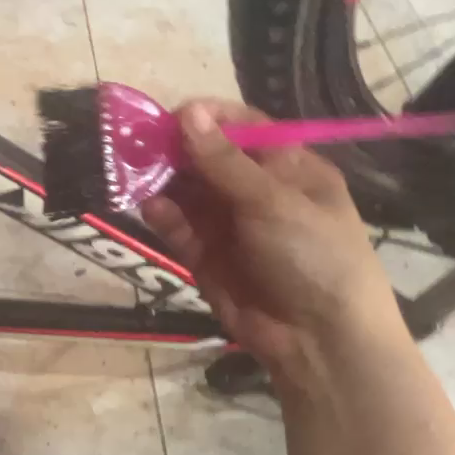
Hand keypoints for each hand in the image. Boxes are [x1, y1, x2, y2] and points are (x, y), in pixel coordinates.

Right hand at [140, 99, 404, 389]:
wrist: (320, 342)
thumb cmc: (314, 257)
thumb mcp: (273, 202)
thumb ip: (224, 160)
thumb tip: (187, 112)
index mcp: (290, 170)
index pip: (244, 129)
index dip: (210, 118)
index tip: (174, 115)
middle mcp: (256, 191)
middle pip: (206, 158)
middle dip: (174, 149)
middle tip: (139, 141)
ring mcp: (228, 224)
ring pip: (186, 191)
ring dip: (161, 180)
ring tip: (133, 171)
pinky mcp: (204, 255)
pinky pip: (178, 226)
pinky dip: (162, 215)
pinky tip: (150, 207)